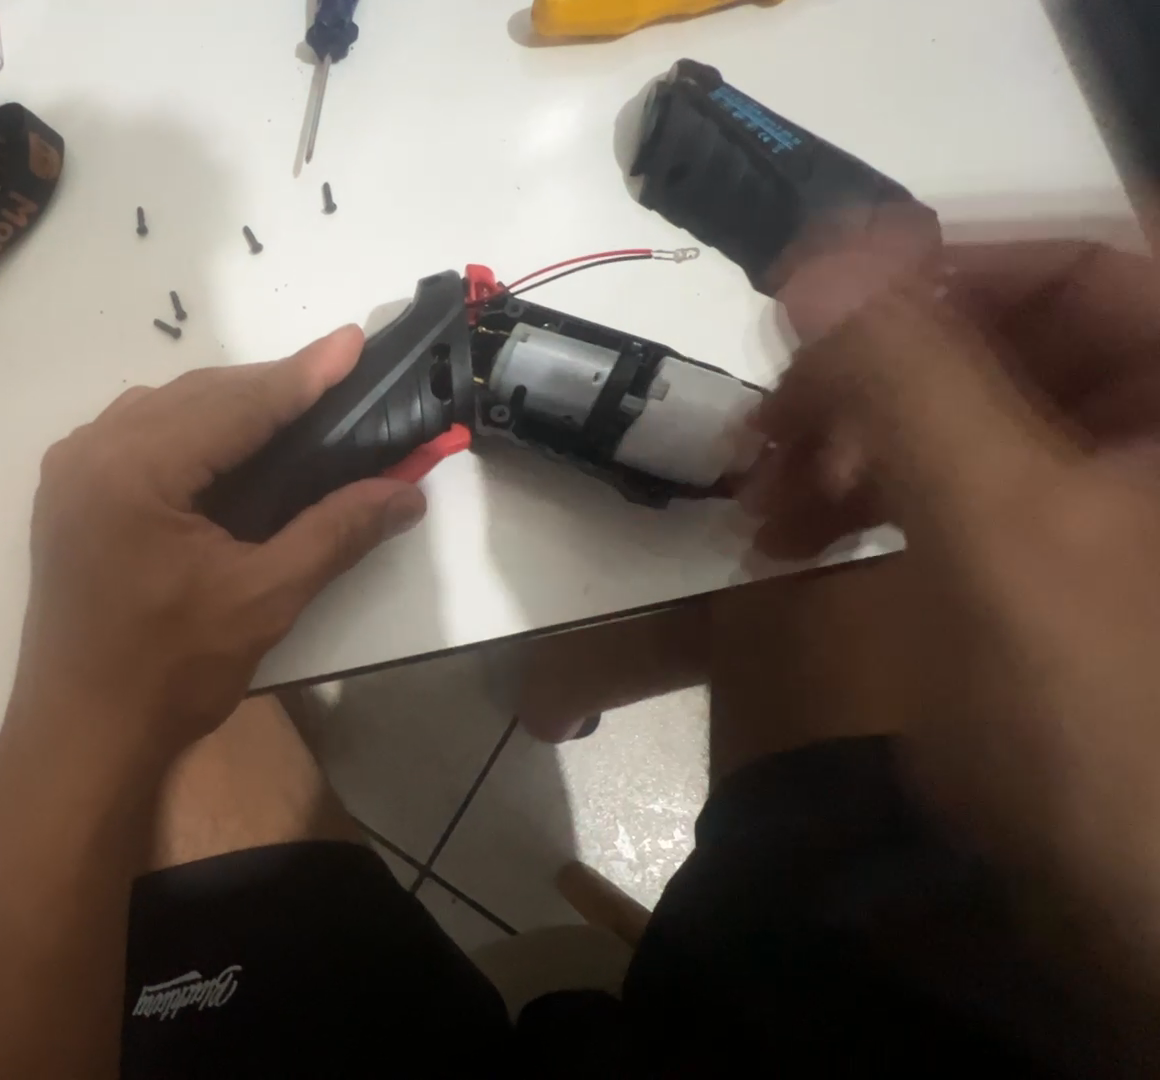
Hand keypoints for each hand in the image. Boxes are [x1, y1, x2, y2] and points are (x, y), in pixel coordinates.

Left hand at [5, 326, 426, 770]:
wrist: (82, 736)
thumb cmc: (169, 675)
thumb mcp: (262, 601)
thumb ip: (335, 533)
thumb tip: (406, 491)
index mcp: (132, 470)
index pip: (234, 405)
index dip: (302, 376)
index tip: (352, 343)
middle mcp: (89, 452)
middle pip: (195, 397)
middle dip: (267, 389)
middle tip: (333, 384)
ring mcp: (69, 473)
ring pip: (162, 411)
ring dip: (225, 407)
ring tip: (288, 414)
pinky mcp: (66, 496)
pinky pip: (134, 436)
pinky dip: (186, 432)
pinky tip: (221, 449)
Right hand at [744, 238, 1159, 970]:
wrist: (1138, 891)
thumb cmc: (1103, 712)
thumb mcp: (999, 531)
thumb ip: (909, 386)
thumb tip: (813, 263)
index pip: (1077, 261)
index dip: (927, 277)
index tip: (797, 328)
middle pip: (996, 342)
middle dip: (857, 392)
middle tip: (766, 445)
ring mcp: (1109, 488)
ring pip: (952, 417)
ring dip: (841, 451)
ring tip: (768, 509)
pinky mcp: (1049, 546)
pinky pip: (939, 483)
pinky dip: (858, 499)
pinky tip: (800, 538)